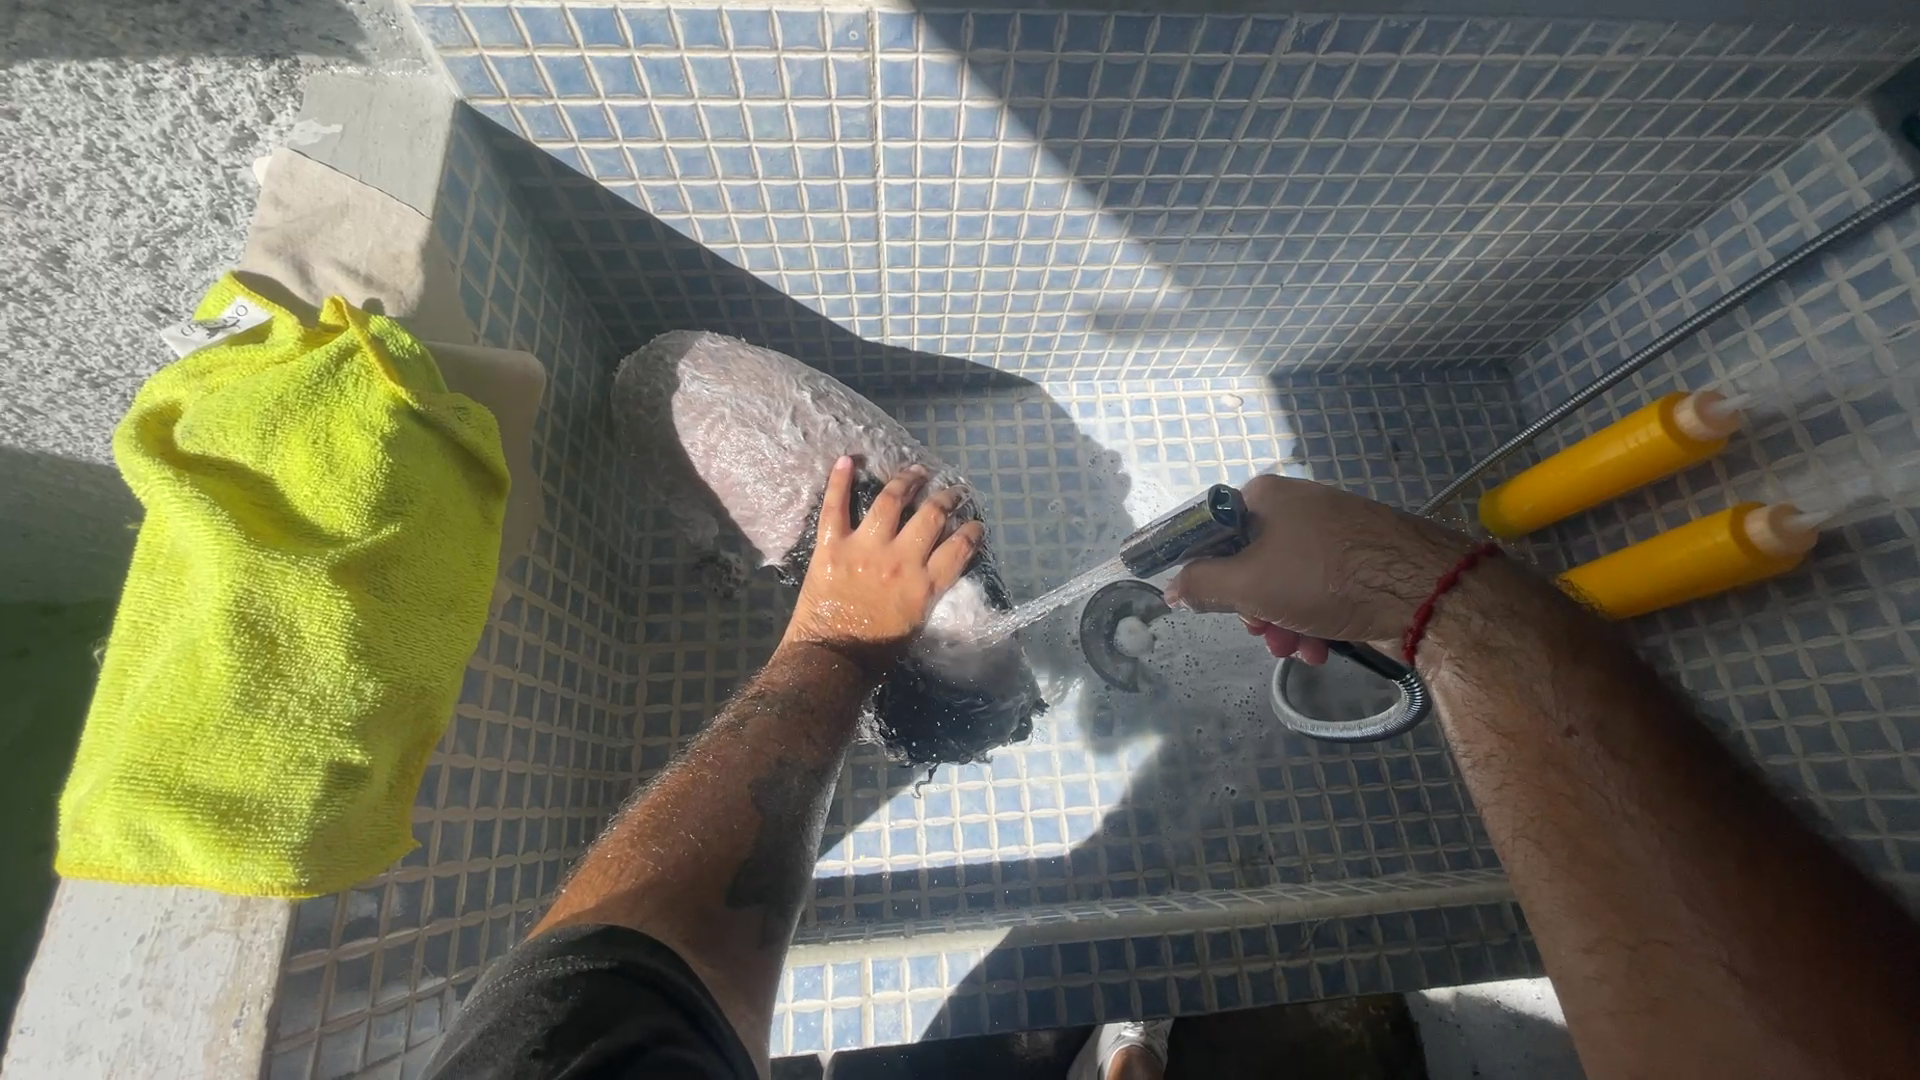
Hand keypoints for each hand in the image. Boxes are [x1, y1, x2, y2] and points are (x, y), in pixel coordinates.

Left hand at [781, 456, 984, 672]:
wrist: (831, 661)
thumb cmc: (876, 654)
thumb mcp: (917, 624)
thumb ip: (927, 592)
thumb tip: (934, 569)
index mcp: (924, 585)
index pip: (960, 548)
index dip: (972, 532)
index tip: (975, 524)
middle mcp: (900, 560)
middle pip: (932, 516)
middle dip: (948, 498)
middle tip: (954, 490)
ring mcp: (865, 549)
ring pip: (891, 501)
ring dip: (907, 480)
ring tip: (916, 471)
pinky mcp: (832, 546)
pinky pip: (836, 506)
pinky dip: (840, 480)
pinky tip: (847, 459)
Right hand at [1164, 474, 1468, 656]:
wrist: (1427, 590)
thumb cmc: (1324, 577)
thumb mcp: (1248, 584)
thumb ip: (1200, 585)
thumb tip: (1170, 589)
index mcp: (1264, 497)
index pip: (1213, 529)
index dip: (1206, 568)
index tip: (1211, 601)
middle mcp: (1297, 507)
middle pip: (1249, 562)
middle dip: (1252, 607)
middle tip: (1260, 631)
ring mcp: (1332, 534)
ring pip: (1284, 583)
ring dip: (1281, 623)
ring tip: (1295, 650)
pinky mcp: (1361, 561)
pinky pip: (1319, 589)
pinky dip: (1313, 620)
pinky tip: (1321, 649)